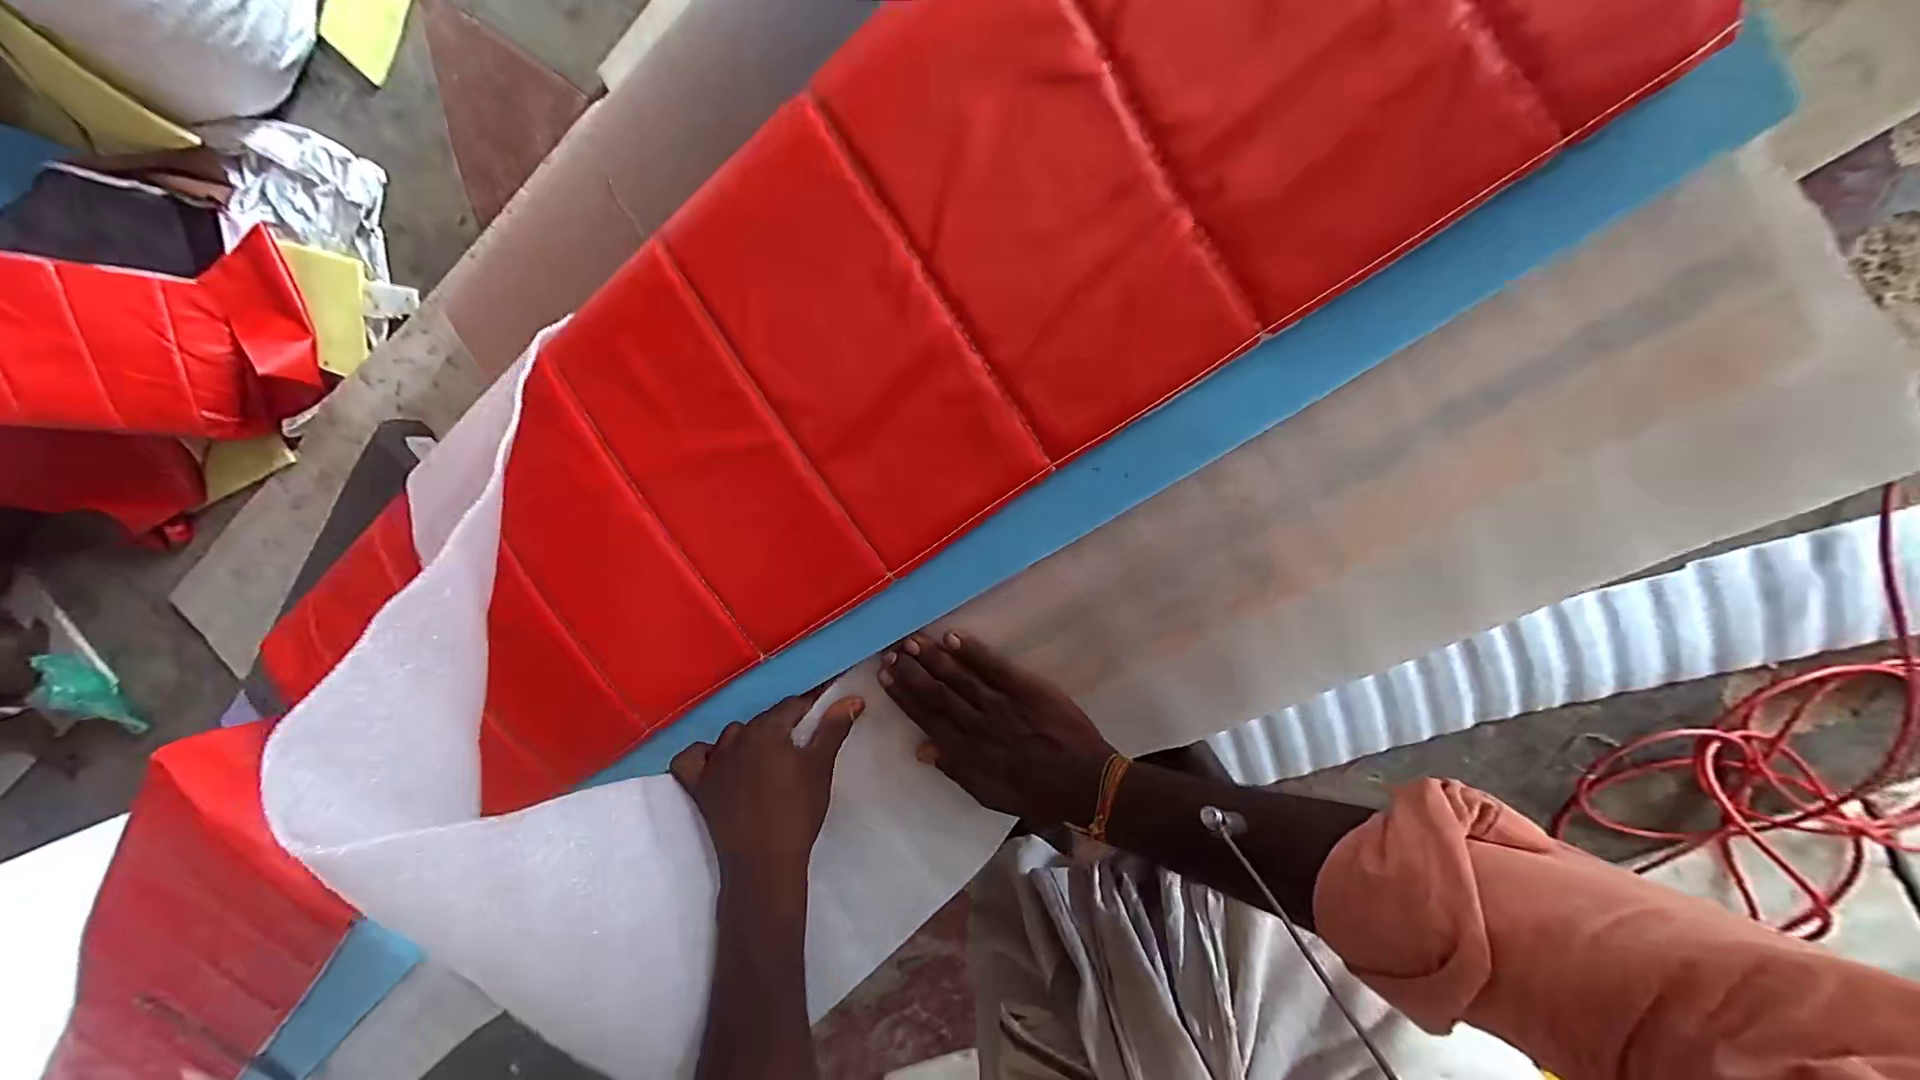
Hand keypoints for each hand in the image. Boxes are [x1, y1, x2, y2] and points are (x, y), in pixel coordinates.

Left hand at [670, 691, 864, 882]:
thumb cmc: (798, 811)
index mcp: (768, 729)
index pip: (793, 705)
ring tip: (769, 759)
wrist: (764, 863)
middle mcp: (736, 738)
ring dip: (750, 739)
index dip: (810, 708)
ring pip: (733, 736)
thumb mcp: (821, 767)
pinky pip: (692, 758)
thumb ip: (834, 728)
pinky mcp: (698, 786)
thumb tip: (852, 698)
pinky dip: (703, 755)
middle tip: (802, 745)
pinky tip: (717, 762)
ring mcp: (713, 762)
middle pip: (764, 720)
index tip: (823, 715)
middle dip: (783, 725)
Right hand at [878, 632, 1114, 825]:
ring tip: (912, 641)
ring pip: (960, 678)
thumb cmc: (1036, 793)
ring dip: (934, 658)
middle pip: (938, 694)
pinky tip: (953, 638)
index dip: (904, 696)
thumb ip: (955, 770)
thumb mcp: (990, 795)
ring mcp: (1003, 705)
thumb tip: (921, 749)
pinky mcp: (1028, 689)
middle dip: (912, 672)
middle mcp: (979, 726)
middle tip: (890, 653)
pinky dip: (972, 652)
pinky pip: (995, 667)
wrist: (1085, 782)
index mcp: (969, 752)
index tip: (886, 677)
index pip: (927, 718)